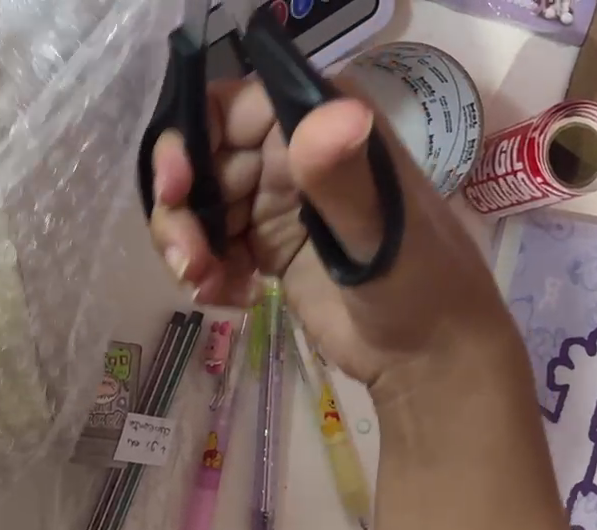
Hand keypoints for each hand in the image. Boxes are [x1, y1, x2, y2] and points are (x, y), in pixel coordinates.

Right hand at [148, 79, 519, 396]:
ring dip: (187, 253)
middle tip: (190, 266)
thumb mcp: (377, 231)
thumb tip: (324, 116)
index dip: (186, 144)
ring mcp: (272, 204)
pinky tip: (229, 298)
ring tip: (210, 289)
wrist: (422, 352)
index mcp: (323, 129)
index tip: (174, 192)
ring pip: (194, 211)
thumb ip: (339, 176)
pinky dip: (203, 276)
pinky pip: (206, 248)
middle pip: (197, 166)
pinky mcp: (260, 245)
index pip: (228, 109)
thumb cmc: (416, 286)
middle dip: (179, 218)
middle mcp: (291, 156)